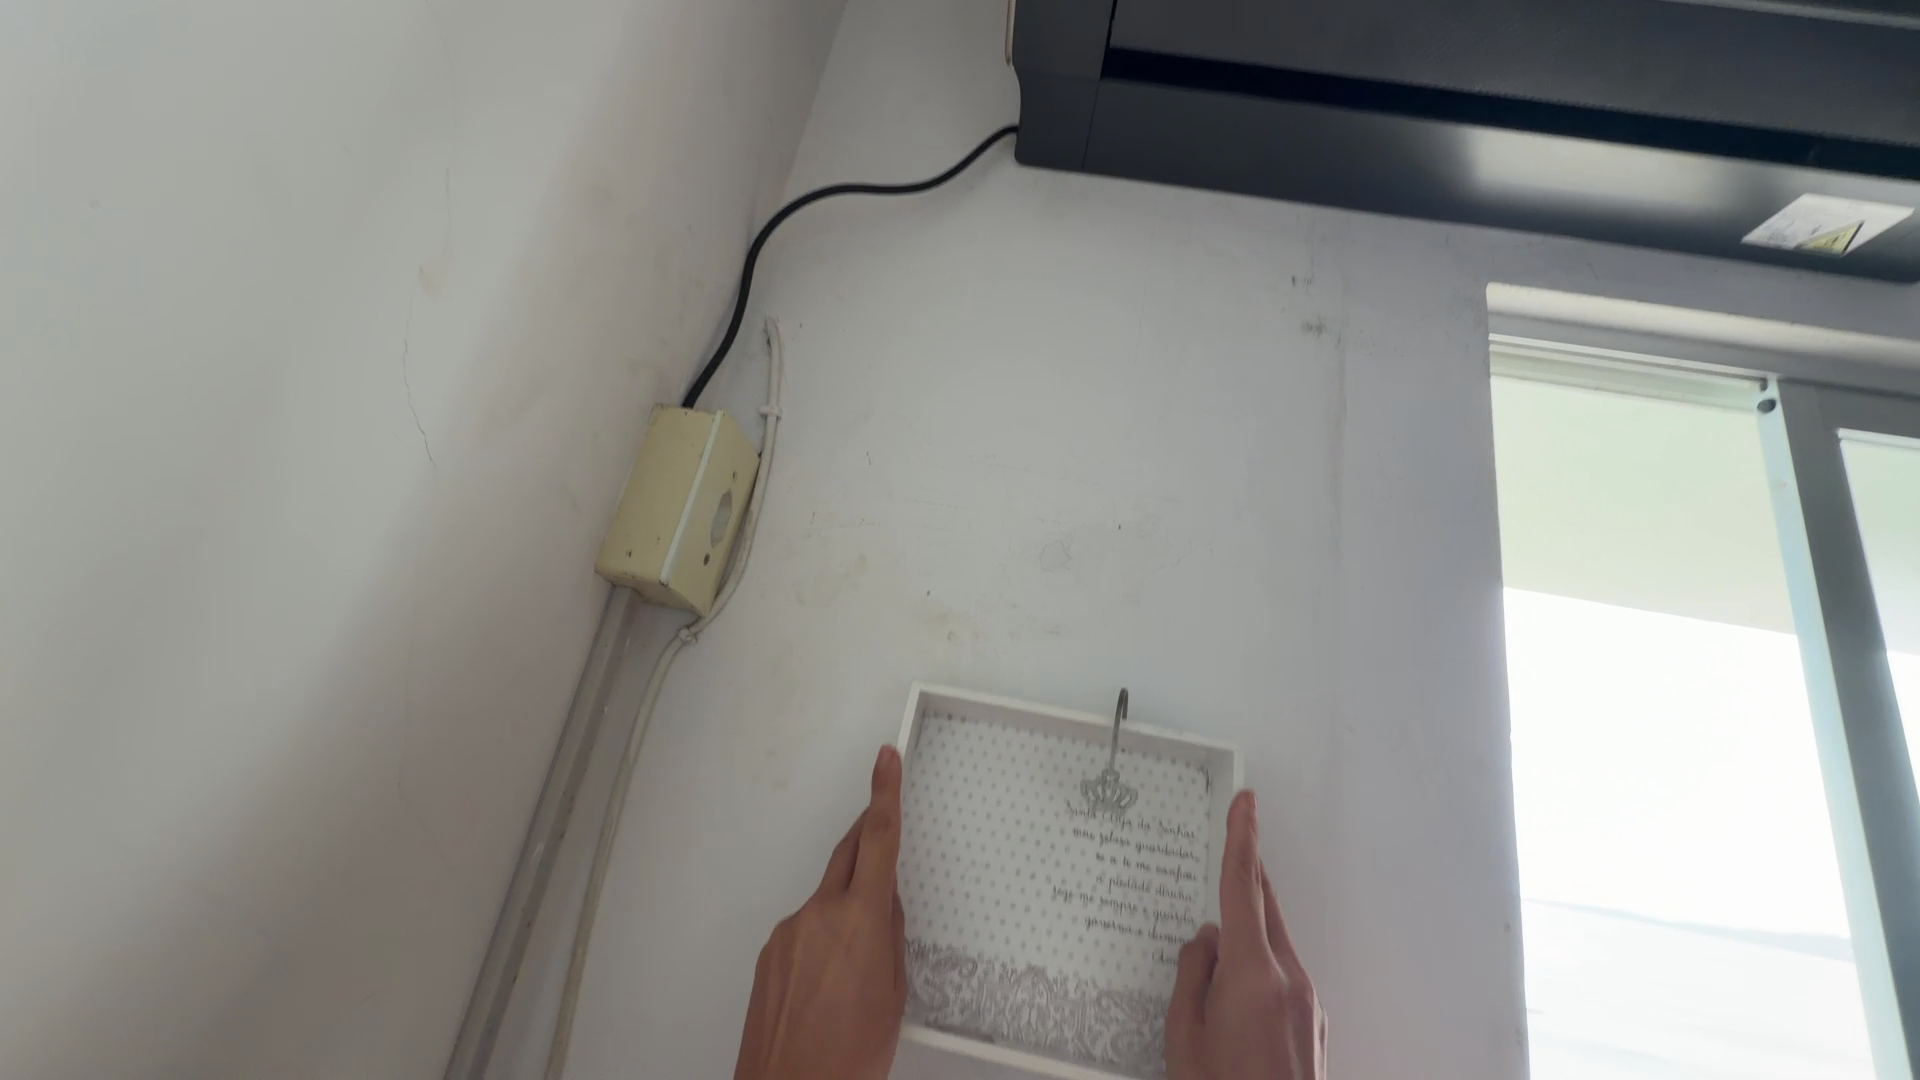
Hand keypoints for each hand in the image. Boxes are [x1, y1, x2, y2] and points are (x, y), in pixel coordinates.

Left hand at [733, 746, 907, 1079]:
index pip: (879, 839)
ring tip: (855, 964)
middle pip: (849, 853)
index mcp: (861, 920)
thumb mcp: (892, 994)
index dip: (885, 792)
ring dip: (845, 909)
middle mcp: (819, 913)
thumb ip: (889, 937)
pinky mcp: (769, 951)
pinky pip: (804, 927)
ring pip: (827, 897)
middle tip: (882, 822)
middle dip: (867, 835)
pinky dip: (821, 938)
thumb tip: (883, 905)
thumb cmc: (849, 1057)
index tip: (886, 759)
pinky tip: (828, 980)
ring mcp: (789, 931)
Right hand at [1167, 791, 1326, 1078]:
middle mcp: (1290, 979)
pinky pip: (1283, 972)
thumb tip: (1206, 939)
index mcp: (1253, 973)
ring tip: (1215, 941)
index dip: (1243, 839)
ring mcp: (1308, 1004)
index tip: (1247, 801)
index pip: (1244, 887)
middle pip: (1265, 908)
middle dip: (1247, 874)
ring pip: (1275, 941)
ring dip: (1249, 924)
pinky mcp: (1314, 1025)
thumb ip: (1193, 973)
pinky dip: (1259, 960)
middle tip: (1229, 845)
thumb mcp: (1184, 1032)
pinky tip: (1235, 988)